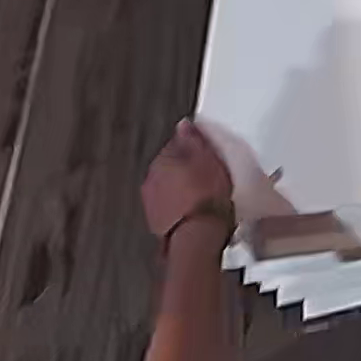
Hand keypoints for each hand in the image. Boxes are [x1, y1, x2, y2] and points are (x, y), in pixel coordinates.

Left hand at [142, 119, 234, 241]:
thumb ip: (194, 140)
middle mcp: (151, 179)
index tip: (208, 149)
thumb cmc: (206, 195)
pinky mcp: (158, 221)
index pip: (177, 142)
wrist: (197, 235)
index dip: (194, 145)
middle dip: (185, 165)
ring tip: (204, 190)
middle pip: (170, 164)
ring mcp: (152, 202)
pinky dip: (180, 202)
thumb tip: (184, 124)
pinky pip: (170, 203)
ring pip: (169, 184)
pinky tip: (196, 206)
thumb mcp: (209, 159)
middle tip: (208, 169)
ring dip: (182, 184)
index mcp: (163, 160)